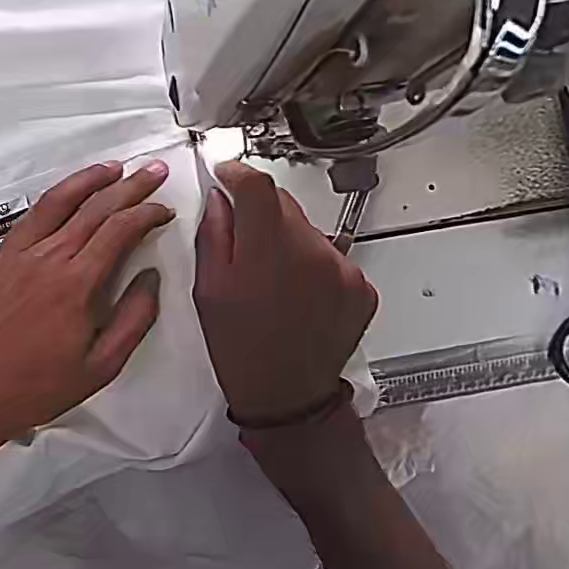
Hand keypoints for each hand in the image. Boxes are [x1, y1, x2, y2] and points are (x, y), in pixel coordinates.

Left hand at [0, 160, 175, 487]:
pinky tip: (69, 192)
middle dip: (130, 186)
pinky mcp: (3, 258)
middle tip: (153, 173)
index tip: (164, 211)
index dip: (147, 213)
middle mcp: (49, 260)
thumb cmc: (36, 385)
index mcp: (76, 286)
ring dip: (91, 180)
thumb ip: (134, 318)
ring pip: (62, 202)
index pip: (120, 230)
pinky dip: (55, 196)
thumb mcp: (101, 366)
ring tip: (115, 168)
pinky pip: (33, 215)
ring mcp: (22, 255)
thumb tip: (150, 279)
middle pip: (96, 208)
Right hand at [194, 160, 377, 423]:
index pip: (256, 185)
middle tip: (244, 242)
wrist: (287, 395)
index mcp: (267, 251)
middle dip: (260, 212)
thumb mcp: (208, 291)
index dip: (237, 173)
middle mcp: (311, 252)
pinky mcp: (360, 285)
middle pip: (283, 203)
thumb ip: (213, 236)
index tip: (227, 175)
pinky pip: (330, 254)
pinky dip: (312, 262)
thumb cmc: (242, 351)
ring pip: (308, 229)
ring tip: (272, 278)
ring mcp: (341, 268)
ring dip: (288, 239)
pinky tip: (297, 291)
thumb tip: (219, 200)